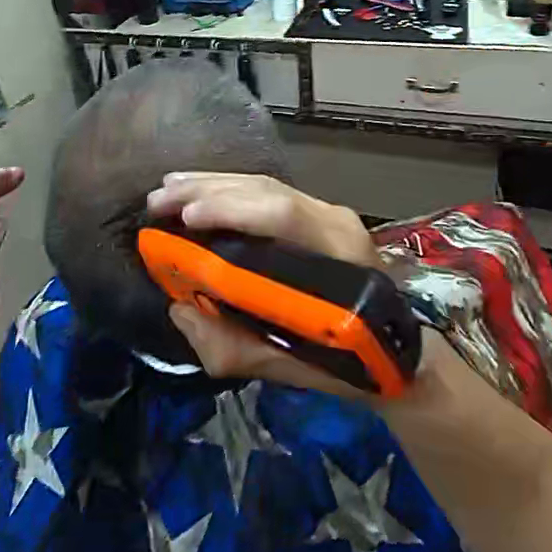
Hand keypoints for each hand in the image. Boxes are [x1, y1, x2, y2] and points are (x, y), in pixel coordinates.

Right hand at [146, 173, 384, 398]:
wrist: (393, 344)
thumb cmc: (345, 359)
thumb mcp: (285, 367)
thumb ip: (230, 347)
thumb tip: (180, 310)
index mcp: (335, 251)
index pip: (283, 215)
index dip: (234, 211)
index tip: (187, 217)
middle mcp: (333, 219)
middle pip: (268, 190)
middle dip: (209, 191)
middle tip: (158, 201)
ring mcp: (327, 211)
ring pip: (265, 185)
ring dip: (212, 184)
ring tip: (167, 189)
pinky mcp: (316, 212)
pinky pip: (269, 192)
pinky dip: (230, 188)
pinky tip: (198, 189)